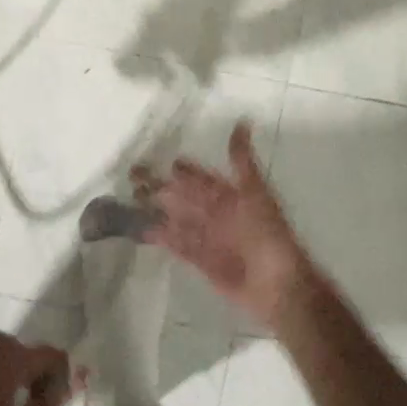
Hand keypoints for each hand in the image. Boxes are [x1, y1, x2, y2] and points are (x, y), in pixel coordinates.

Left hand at [0, 327, 73, 405]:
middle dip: (27, 361)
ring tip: (11, 390)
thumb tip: (73, 383)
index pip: (44, 354)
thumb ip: (47, 405)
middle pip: (12, 343)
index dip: (60, 368)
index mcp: (5, 365)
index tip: (66, 388)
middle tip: (36, 390)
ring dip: (2, 358)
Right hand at [136, 121, 311, 329]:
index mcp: (228, 195)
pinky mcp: (200, 260)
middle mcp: (215, 213)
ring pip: (177, 218)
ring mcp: (207, 237)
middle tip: (133, 177)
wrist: (276, 283)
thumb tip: (243, 122)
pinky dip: (160, 237)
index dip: (182, 169)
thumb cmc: (267, 233)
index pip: (200, 177)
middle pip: (183, 196)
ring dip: (156, 210)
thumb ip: (242, 160)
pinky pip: (177, 245)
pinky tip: (141, 230)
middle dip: (160, 187)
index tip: (157, 159)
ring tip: (130, 200)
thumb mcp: (255, 191)